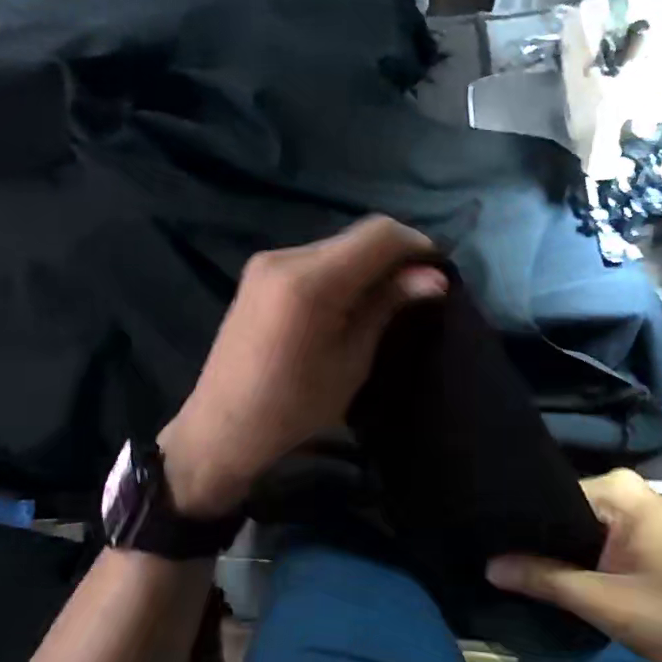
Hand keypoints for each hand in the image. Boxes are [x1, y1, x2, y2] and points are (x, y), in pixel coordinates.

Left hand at [157, 216, 447, 517]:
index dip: (416, 246)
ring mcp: (268, 261)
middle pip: (358, 236)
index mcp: (309, 282)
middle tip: (419, 290)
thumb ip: (388, 307)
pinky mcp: (260, 272)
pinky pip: (316, 258)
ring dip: (369, 263)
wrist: (223, 427)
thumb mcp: (352, 360)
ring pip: (338, 246)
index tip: (438, 274)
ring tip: (388, 298)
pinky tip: (351, 300)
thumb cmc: (295, 407)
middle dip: (395, 256)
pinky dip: (343, 270)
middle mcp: (285, 257)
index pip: (378, 235)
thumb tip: (434, 277)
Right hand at [487, 470, 661, 661]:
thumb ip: (548, 582)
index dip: (516, 526)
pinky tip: (553, 580)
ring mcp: (638, 513)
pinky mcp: (645, 536)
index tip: (481, 546)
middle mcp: (626, 490)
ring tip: (510, 573)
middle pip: (561, 512)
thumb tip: (489, 564)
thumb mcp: (612, 605)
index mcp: (618, 490)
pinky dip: (579, 562)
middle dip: (533, 542)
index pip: (547, 497)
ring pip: (578, 531)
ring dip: (555, 556)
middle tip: (489, 565)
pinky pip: (597, 541)